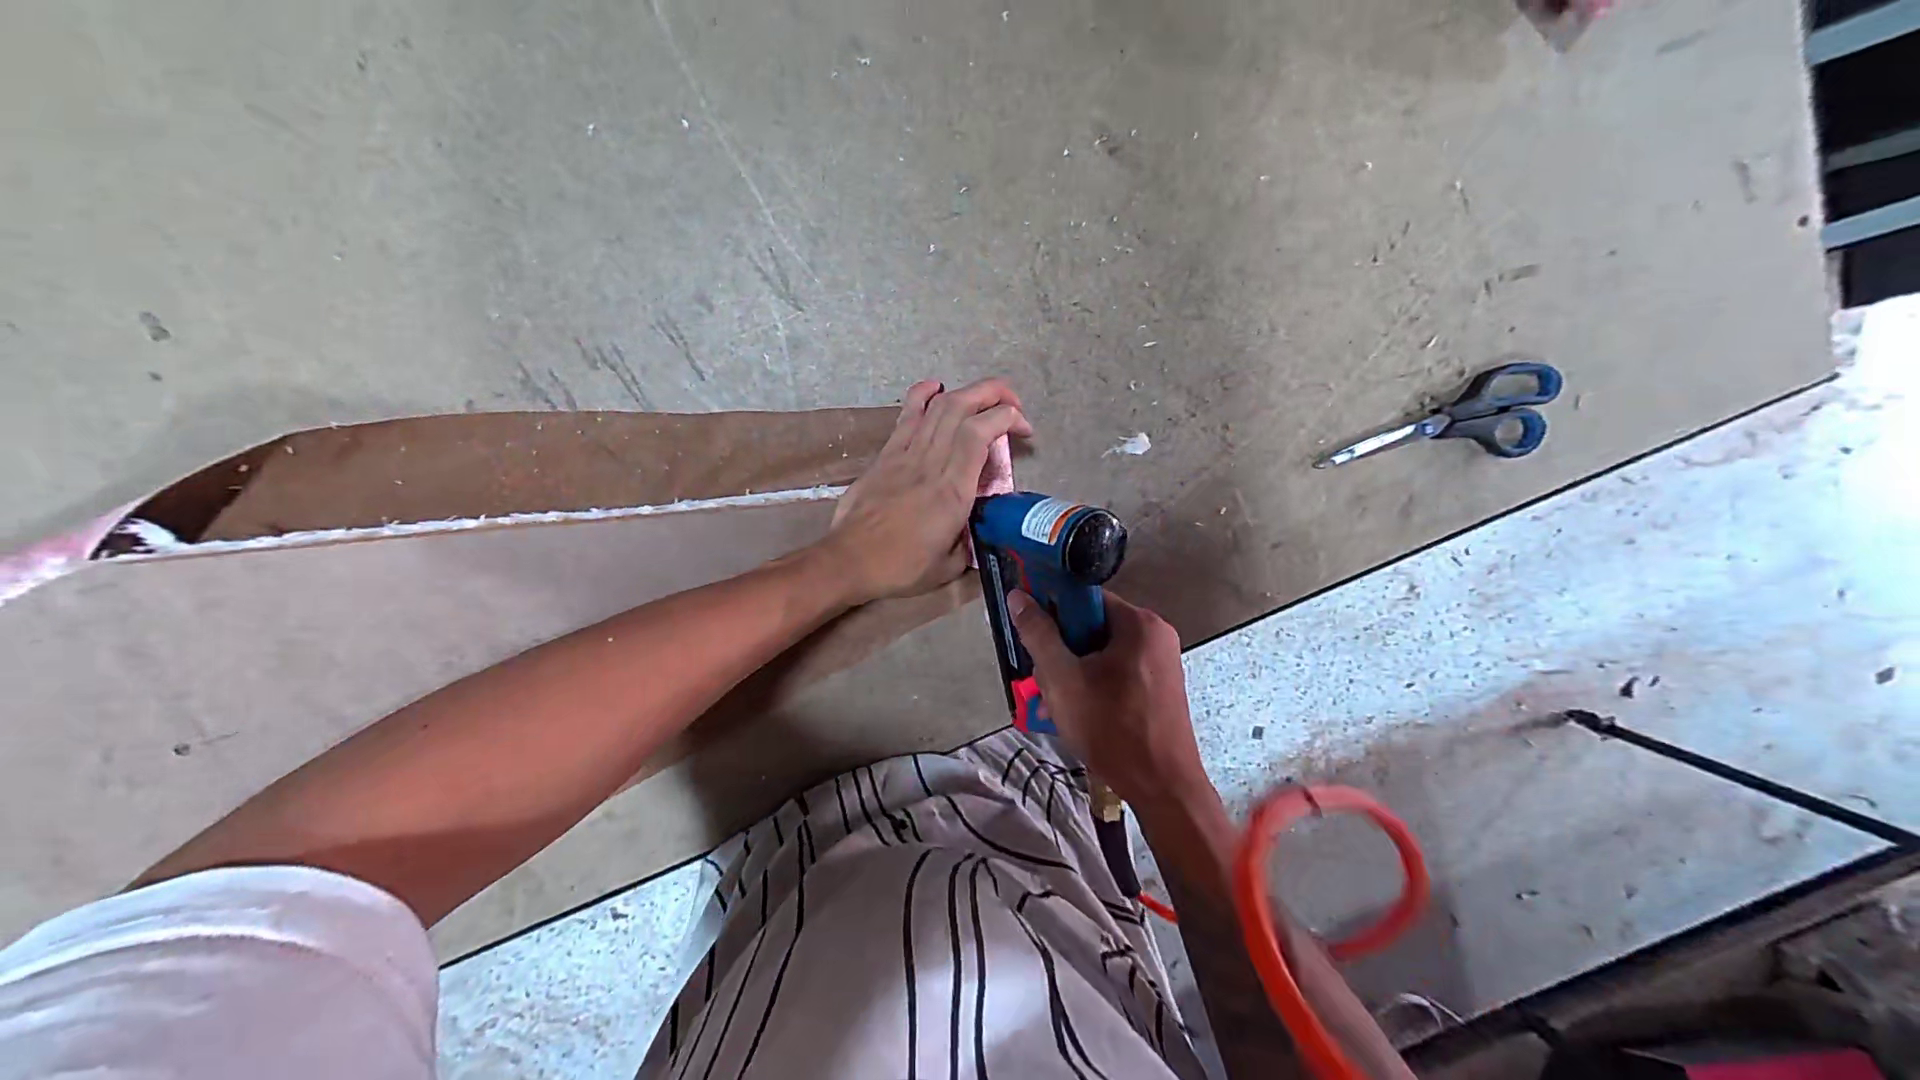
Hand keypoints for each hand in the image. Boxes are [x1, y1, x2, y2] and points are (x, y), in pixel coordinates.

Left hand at [822, 377, 1031, 603]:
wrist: (850, 560)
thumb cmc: (901, 568)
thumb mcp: (951, 565)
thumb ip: (970, 541)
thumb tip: (975, 528)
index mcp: (952, 490)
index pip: (981, 433)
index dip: (1007, 418)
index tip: (1024, 429)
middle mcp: (931, 463)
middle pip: (962, 407)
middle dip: (994, 394)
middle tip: (1013, 406)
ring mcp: (906, 454)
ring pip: (938, 406)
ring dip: (967, 392)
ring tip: (985, 397)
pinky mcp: (886, 455)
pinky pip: (907, 416)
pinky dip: (923, 395)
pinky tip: (935, 387)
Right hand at [1005, 589, 1210, 809]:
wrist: (1162, 788)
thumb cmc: (1110, 728)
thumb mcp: (1063, 679)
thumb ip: (1039, 634)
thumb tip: (1019, 596)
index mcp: (1139, 623)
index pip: (1085, 598)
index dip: (1054, 614)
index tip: (1034, 637)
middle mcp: (1156, 635)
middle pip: (1093, 627)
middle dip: (1063, 652)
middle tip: (1046, 680)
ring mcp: (1162, 663)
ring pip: (1102, 654)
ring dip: (1075, 673)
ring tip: (1058, 703)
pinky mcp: (1161, 688)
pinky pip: (1118, 673)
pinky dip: (1095, 686)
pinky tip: (1080, 713)